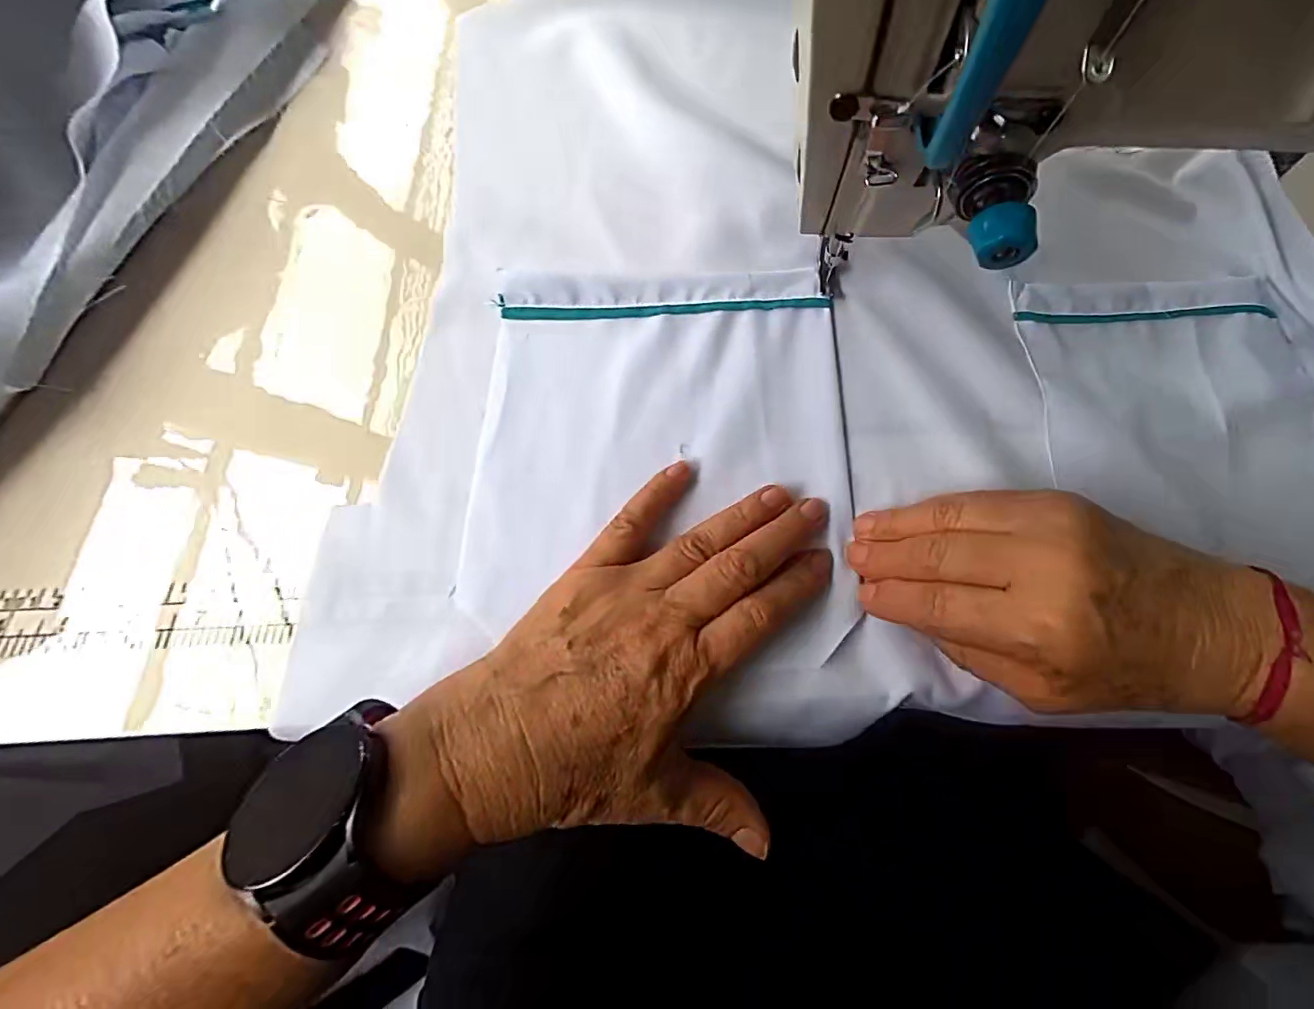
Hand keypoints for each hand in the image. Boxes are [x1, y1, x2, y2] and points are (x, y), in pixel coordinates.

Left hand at [369, 461, 831, 873]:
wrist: (491, 744)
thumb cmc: (573, 772)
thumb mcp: (652, 796)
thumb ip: (717, 806)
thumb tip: (768, 845)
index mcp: (687, 670)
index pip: (757, 617)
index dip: (793, 587)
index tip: (822, 561)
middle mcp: (663, 620)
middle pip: (735, 570)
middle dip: (780, 537)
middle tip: (815, 509)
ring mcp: (622, 590)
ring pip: (694, 545)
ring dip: (738, 516)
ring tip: (774, 493)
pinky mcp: (583, 574)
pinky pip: (625, 526)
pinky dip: (653, 495)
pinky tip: (680, 468)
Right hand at [846, 490, 1273, 716]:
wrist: (1213, 624)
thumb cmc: (1127, 673)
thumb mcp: (1043, 693)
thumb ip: (970, 650)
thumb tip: (912, 610)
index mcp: (1041, 630)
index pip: (939, 604)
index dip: (893, 596)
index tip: (863, 592)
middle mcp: (1043, 569)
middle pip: (939, 556)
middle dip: (887, 557)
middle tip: (852, 556)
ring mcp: (1052, 526)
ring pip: (952, 518)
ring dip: (900, 524)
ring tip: (864, 529)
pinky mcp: (1060, 501)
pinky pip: (979, 500)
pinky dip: (935, 509)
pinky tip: (907, 516)